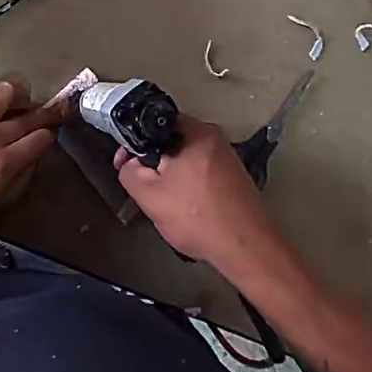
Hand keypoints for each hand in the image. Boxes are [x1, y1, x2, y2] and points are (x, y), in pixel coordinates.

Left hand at [0, 71, 66, 244]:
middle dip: (45, 114)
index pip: (44, 137)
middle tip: (47, 113)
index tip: (44, 138)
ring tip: (9, 105)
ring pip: (7, 90)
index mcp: (4, 164)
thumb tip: (36, 154)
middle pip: (33, 114)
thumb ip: (21, 176)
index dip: (48, 137)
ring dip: (14, 97)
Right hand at [113, 116, 282, 269]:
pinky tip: (191, 211)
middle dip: (156, 167)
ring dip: (174, 181)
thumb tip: (129, 162)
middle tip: (151, 190)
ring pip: (186, 163)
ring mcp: (227, 158)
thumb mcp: (149, 196)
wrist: (244, 246)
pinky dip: (192, 190)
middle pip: (171, 146)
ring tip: (174, 205)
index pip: (154, 126)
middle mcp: (216, 139)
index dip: (135, 145)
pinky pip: (202, 176)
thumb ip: (130, 172)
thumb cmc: (201, 219)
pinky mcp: (233, 177)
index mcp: (197, 132)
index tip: (127, 164)